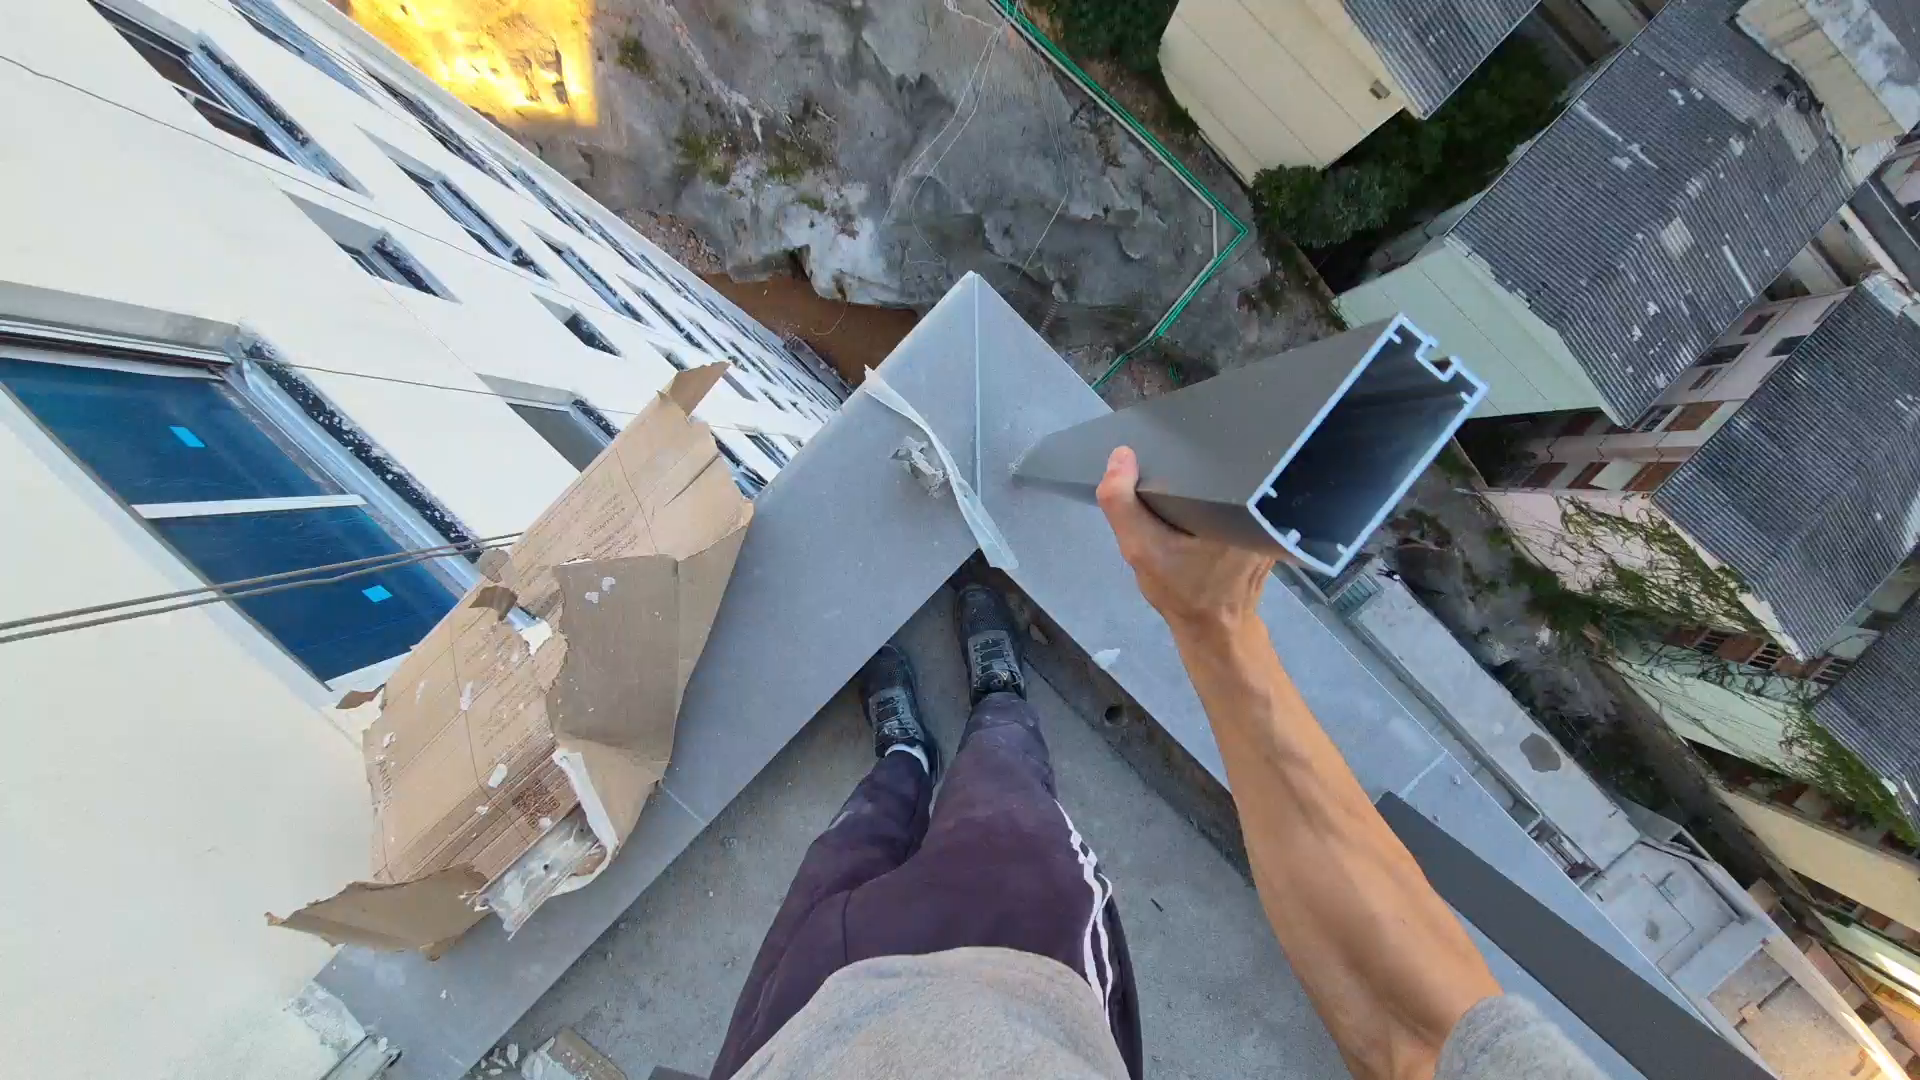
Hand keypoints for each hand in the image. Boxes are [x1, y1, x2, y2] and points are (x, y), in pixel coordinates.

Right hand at [1096, 446, 1275, 637]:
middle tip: (1167, 465)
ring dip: (1207, 481)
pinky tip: (1200, 504)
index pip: (1218, 455)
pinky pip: (1239, 501)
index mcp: (1243, 503)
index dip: (1189, 445)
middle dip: (1195, 462)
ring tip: (1182, 477)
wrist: (1214, 631)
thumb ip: (1122, 504)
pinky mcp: (1266, 529)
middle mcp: (1265, 504)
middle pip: (1225, 466)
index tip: (1166, 445)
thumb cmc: (1183, 592)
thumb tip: (1121, 455)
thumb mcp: (1142, 549)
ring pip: (1233, 483)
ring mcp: (1271, 517)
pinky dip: (1218, 500)